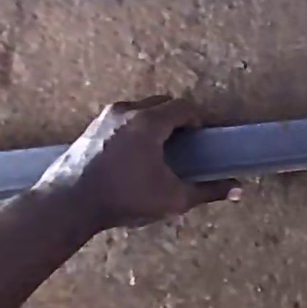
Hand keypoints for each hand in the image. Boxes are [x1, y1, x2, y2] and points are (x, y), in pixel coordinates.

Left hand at [34, 96, 240, 231]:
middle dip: (177, 119)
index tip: (201, 138)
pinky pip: (123, 119)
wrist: (67, 204)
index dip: (197, 120)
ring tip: (159, 149)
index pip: (184, 106)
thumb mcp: (174, 198)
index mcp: (150, 123)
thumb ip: (208, 191)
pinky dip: (135, 129)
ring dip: (155, 122)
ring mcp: (105, 118)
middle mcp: (127, 112)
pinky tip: (135, 155)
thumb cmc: (125, 199)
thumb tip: (238, 190)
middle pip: (162, 103)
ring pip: (141, 109)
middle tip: (184, 143)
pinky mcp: (90, 128)